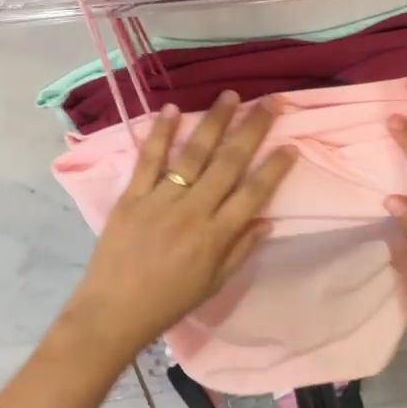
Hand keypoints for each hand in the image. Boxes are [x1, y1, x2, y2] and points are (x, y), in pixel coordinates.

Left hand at [66, 92, 297, 354]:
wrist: (115, 311)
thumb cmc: (169, 302)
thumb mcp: (214, 284)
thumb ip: (240, 250)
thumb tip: (266, 221)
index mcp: (216, 236)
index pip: (253, 194)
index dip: (275, 169)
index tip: (292, 145)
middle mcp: (193, 211)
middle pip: (229, 163)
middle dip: (252, 130)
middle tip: (269, 103)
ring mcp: (161, 200)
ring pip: (193, 154)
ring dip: (214, 122)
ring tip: (230, 97)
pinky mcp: (132, 197)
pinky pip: (149, 160)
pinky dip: (161, 133)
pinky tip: (173, 109)